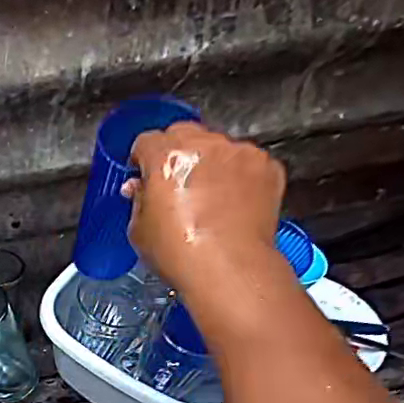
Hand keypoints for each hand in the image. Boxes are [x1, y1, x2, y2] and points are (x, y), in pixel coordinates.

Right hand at [124, 123, 286, 286]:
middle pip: (184, 134)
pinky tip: (228, 204)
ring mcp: (240, 154)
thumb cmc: (181, 253)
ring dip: (208, 165)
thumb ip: (138, 200)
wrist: (228, 268)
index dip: (141, 158)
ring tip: (205, 200)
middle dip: (175, 154)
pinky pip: (245, 163)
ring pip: (217, 147)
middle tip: (172, 184)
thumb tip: (140, 188)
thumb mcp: (139, 231)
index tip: (142, 171)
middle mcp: (205, 146)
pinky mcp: (266, 167)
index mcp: (167, 158)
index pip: (147, 140)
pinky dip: (236, 177)